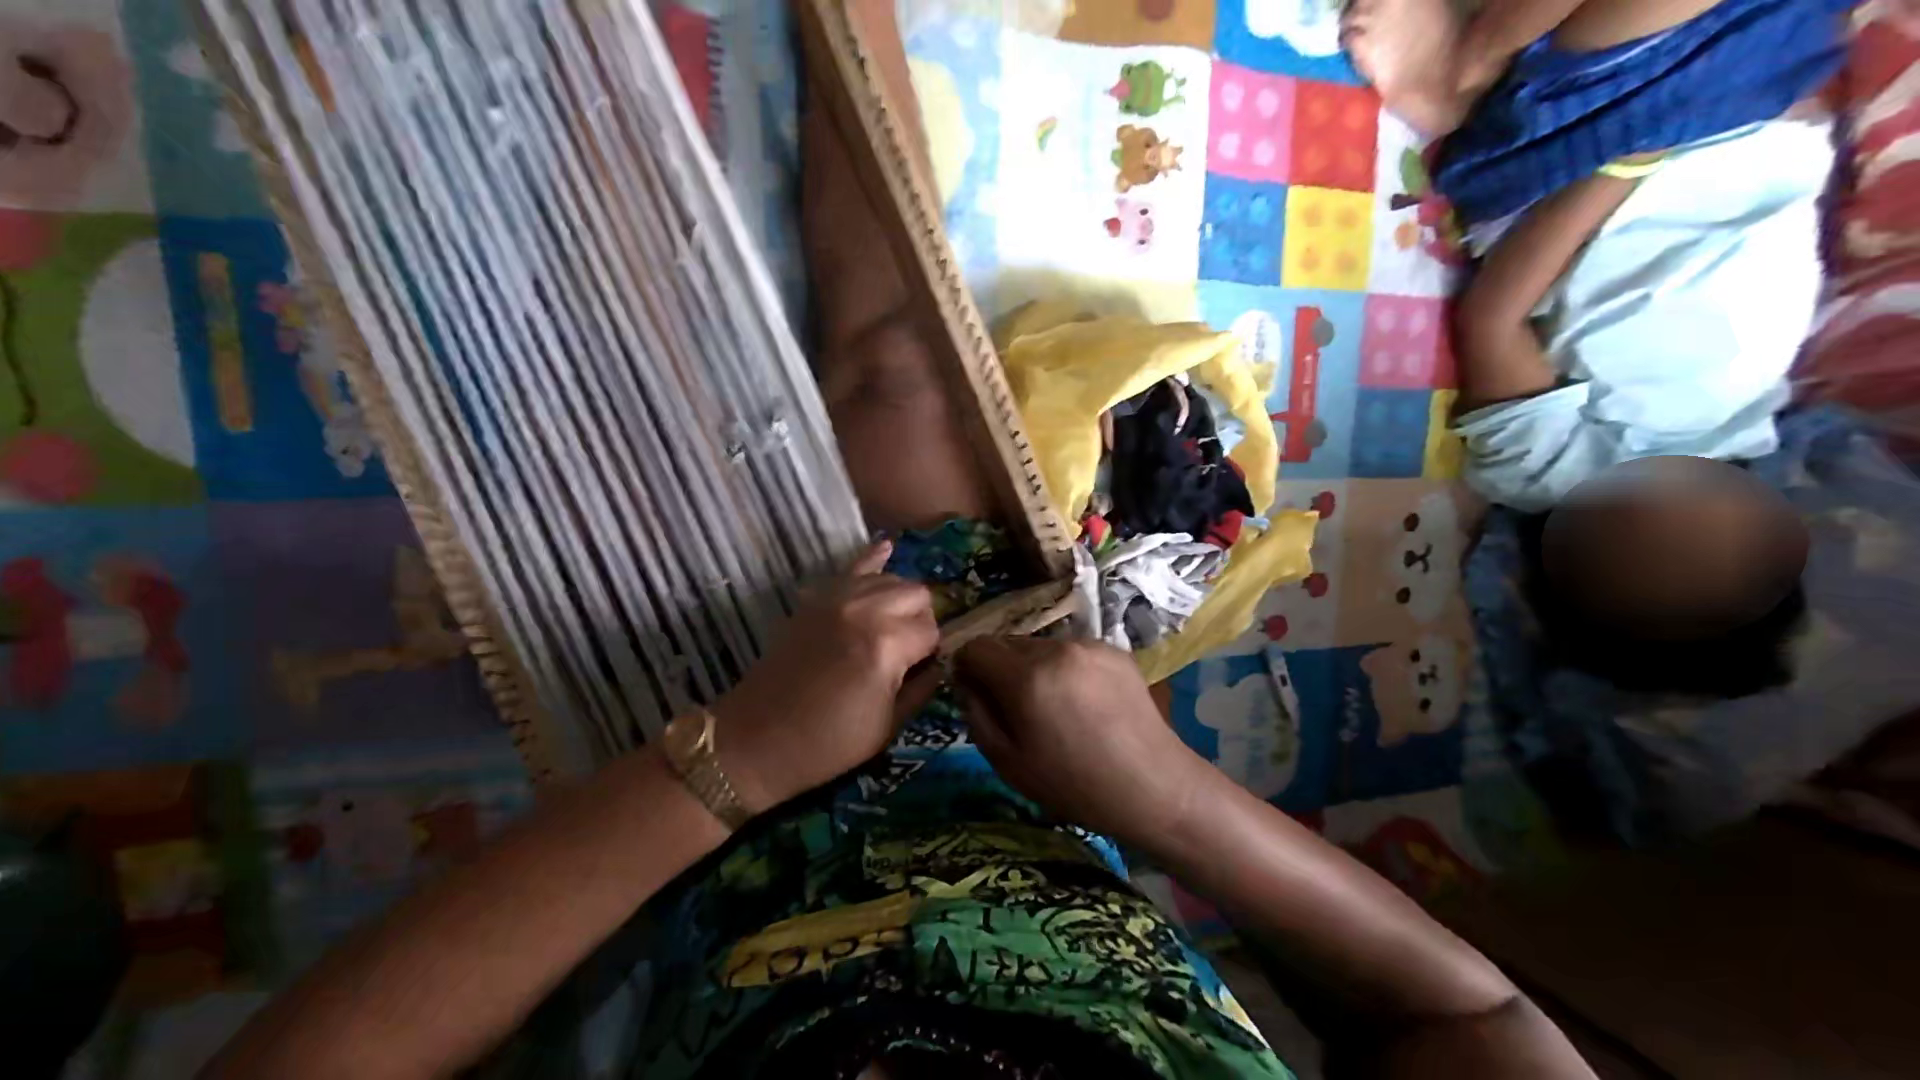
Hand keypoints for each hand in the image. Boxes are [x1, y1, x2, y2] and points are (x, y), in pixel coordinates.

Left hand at [715, 542, 938, 812]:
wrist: (757, 740)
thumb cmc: (827, 743)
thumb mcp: (888, 727)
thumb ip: (922, 689)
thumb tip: (939, 665)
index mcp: (887, 644)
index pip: (932, 631)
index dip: (932, 652)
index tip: (922, 670)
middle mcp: (865, 609)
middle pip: (916, 594)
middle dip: (920, 620)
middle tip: (909, 651)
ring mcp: (837, 598)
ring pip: (890, 578)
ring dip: (900, 598)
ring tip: (893, 626)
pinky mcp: (816, 599)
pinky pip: (851, 567)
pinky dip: (872, 558)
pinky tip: (888, 547)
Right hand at [955, 636, 1218, 847]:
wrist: (1154, 786)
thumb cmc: (1074, 784)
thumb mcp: (1009, 762)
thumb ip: (977, 714)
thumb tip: (966, 682)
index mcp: (1027, 677)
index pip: (976, 647)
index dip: (967, 667)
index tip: (974, 692)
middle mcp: (1057, 649)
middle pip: (1007, 643)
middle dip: (1001, 668)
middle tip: (1015, 707)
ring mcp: (1090, 645)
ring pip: (1040, 646)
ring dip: (1033, 667)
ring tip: (1053, 707)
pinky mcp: (1115, 650)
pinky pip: (1071, 651)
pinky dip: (1064, 668)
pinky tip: (1083, 703)